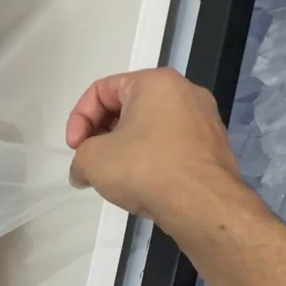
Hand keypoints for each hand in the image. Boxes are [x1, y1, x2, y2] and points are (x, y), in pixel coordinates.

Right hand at [65, 68, 248, 223]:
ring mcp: (203, 118)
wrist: (200, 203)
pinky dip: (147, 158)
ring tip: (113, 175)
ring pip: (148, 126)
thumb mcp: (92, 160)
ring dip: (123, 147)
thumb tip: (83, 171)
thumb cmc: (144, 168)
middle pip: (126, 106)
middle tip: (90, 160)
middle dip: (101, 134)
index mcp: (155, 82)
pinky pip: (168, 144)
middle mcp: (184, 92)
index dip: (79, 118)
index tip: (75, 148)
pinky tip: (140, 182)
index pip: (101, 90)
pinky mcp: (210, 145)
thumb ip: (79, 158)